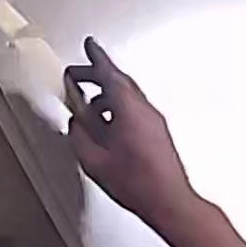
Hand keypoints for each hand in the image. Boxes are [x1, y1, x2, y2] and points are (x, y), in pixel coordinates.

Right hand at [66, 37, 203, 231]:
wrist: (169, 202)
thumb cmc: (138, 183)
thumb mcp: (94, 160)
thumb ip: (80, 136)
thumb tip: (76, 124)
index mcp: (129, 111)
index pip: (110, 75)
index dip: (96, 58)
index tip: (89, 44)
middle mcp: (145, 111)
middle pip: (118, 83)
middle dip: (96, 76)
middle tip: (78, 76)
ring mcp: (153, 121)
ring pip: (126, 97)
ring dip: (104, 95)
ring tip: (86, 106)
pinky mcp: (157, 131)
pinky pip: (132, 109)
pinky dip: (115, 109)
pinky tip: (104, 124)